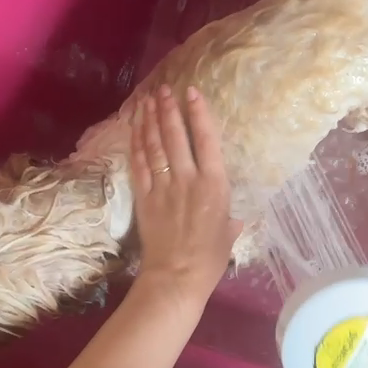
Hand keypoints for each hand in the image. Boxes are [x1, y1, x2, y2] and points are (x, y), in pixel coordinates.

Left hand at [127, 85, 241, 298]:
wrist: (176, 278)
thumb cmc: (210, 258)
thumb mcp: (228, 234)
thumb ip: (230, 218)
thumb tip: (233, 216)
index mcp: (215, 185)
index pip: (207, 140)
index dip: (199, 114)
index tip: (192, 92)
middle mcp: (188, 179)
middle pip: (176, 136)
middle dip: (169, 110)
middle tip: (163, 89)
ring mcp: (163, 187)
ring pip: (155, 145)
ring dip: (150, 120)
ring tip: (147, 99)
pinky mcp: (144, 198)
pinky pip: (139, 164)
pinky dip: (136, 143)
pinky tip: (135, 128)